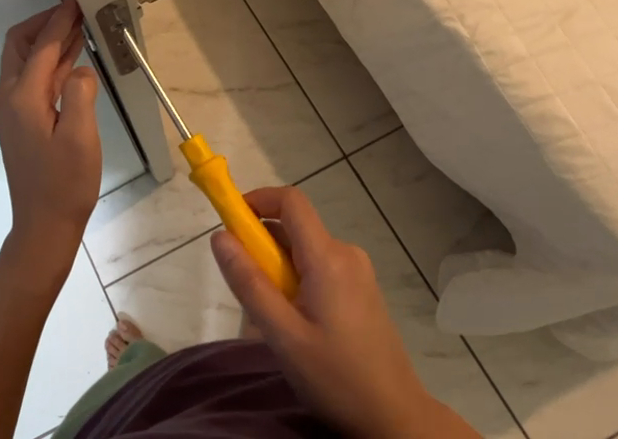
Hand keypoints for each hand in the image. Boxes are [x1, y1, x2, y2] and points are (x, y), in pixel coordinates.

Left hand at [0, 0, 101, 259]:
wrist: (43, 226)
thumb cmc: (64, 183)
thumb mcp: (80, 136)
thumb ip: (80, 93)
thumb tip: (78, 69)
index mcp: (22, 97)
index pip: (41, 46)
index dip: (60, 19)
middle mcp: (10, 97)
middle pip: (20, 45)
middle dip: (45, 23)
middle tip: (73, 10)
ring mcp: (13, 110)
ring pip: (27, 62)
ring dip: (49, 42)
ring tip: (78, 25)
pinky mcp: (22, 122)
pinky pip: (34, 79)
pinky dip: (51, 63)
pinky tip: (72, 60)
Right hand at [212, 187, 477, 438]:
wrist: (396, 419)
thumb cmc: (336, 377)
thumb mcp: (282, 335)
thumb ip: (248, 282)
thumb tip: (220, 236)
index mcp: (328, 257)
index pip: (290, 201)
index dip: (257, 200)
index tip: (230, 222)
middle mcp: (346, 254)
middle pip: (294, 227)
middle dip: (262, 245)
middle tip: (247, 288)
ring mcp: (359, 272)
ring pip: (305, 250)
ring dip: (279, 268)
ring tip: (274, 316)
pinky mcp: (362, 290)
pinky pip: (319, 267)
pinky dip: (298, 279)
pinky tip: (298, 323)